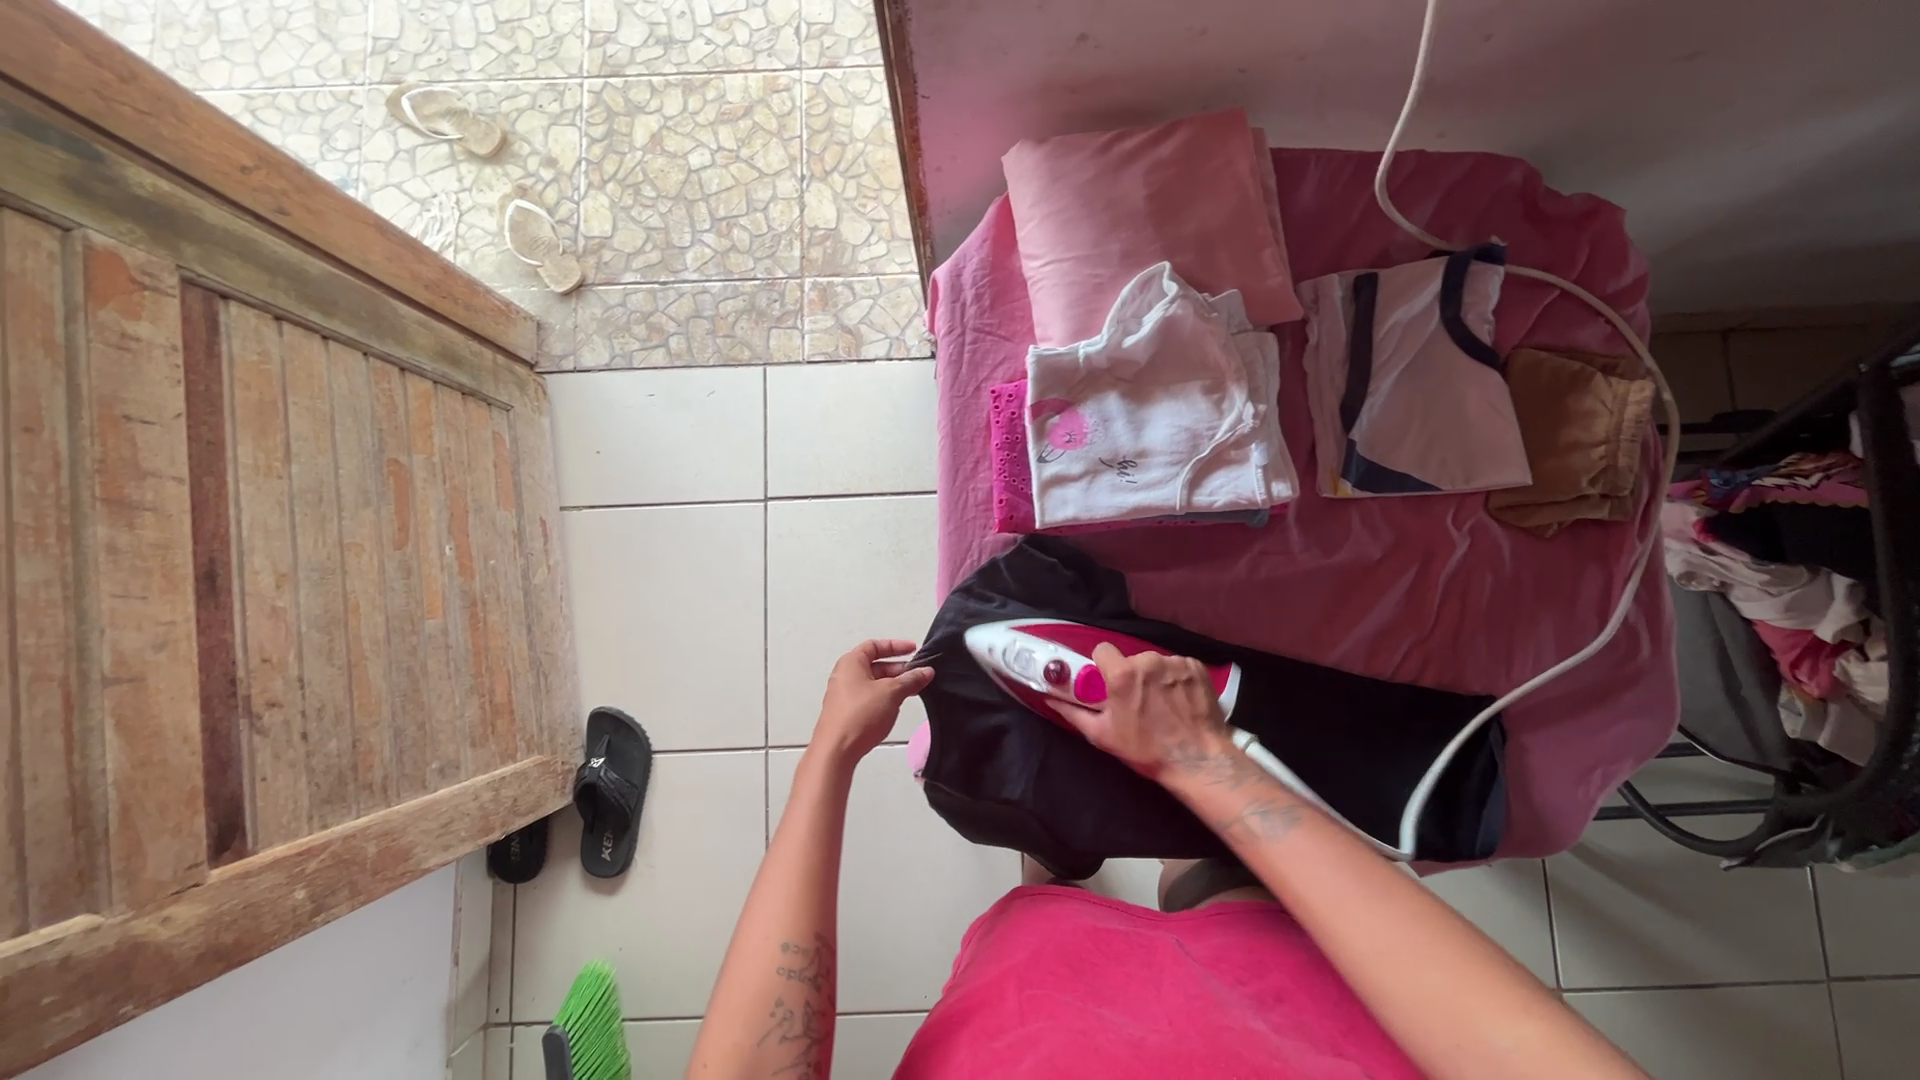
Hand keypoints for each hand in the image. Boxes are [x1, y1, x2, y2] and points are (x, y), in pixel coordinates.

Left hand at [811, 639, 934, 762]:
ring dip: (893, 685)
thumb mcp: (891, 693)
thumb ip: (910, 679)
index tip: (912, 650)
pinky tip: (896, 706)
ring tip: (912, 690)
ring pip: (873, 683)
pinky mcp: (847, 713)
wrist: (837, 750)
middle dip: (899, 669)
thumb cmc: (858, 716)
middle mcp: (844, 676)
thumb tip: (925, 672)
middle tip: (918, 674)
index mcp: (851, 662)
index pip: (875, 646)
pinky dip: (885, 698)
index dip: (896, 646)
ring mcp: (844, 695)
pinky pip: (869, 698)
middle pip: (875, 665)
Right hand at [1047, 643, 1233, 778]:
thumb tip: (1051, 699)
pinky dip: (1176, 679)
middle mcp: (1148, 661)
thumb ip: (1074, 713)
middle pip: (1131, 659)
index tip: (1109, 683)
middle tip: (1138, 701)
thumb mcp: (1103, 735)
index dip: (1103, 666)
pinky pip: (1178, 666)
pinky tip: (1180, 700)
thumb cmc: (1146, 750)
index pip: (1103, 650)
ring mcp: (1175, 662)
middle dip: (1131, 675)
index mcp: (1122, 674)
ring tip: (1163, 704)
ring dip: (1155, 677)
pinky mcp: (1196, 667)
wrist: (1198, 761)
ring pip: (1155, 663)